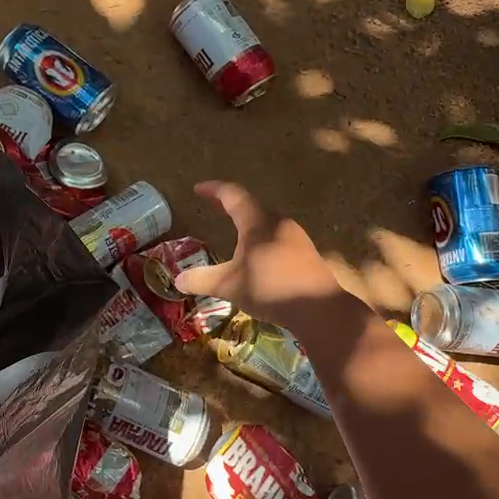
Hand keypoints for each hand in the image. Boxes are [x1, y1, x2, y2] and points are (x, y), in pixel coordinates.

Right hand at [173, 181, 349, 330]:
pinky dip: (261, 238)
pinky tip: (257, 256)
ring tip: (234, 233)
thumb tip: (178, 280)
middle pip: (251, 206)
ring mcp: (296, 237)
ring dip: (248, 222)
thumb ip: (202, 279)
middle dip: (230, 205)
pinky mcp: (306, 254)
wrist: (319, 308)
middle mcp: (278, 223)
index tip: (197, 189)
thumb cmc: (270, 288)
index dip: (214, 190)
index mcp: (257, 223)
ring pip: (266, 222)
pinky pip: (277, 237)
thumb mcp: (229, 285)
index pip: (233, 195)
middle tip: (214, 207)